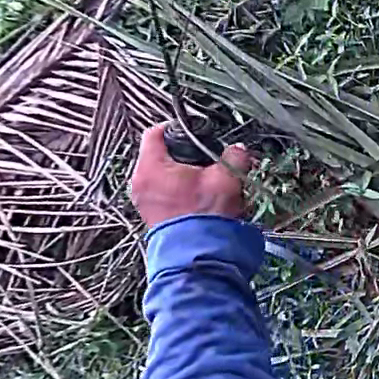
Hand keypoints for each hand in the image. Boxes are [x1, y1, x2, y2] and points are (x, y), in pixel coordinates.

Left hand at [129, 123, 255, 229]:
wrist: (201, 251)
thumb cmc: (207, 214)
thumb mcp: (226, 178)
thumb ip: (233, 157)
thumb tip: (238, 149)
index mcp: (152, 167)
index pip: (156, 133)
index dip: (176, 127)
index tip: (193, 130)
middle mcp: (140, 181)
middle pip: (159, 155)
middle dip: (184, 154)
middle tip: (205, 157)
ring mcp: (143, 200)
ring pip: (162, 174)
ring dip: (182, 173)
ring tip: (206, 178)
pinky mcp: (152, 214)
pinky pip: (163, 192)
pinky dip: (179, 189)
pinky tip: (199, 195)